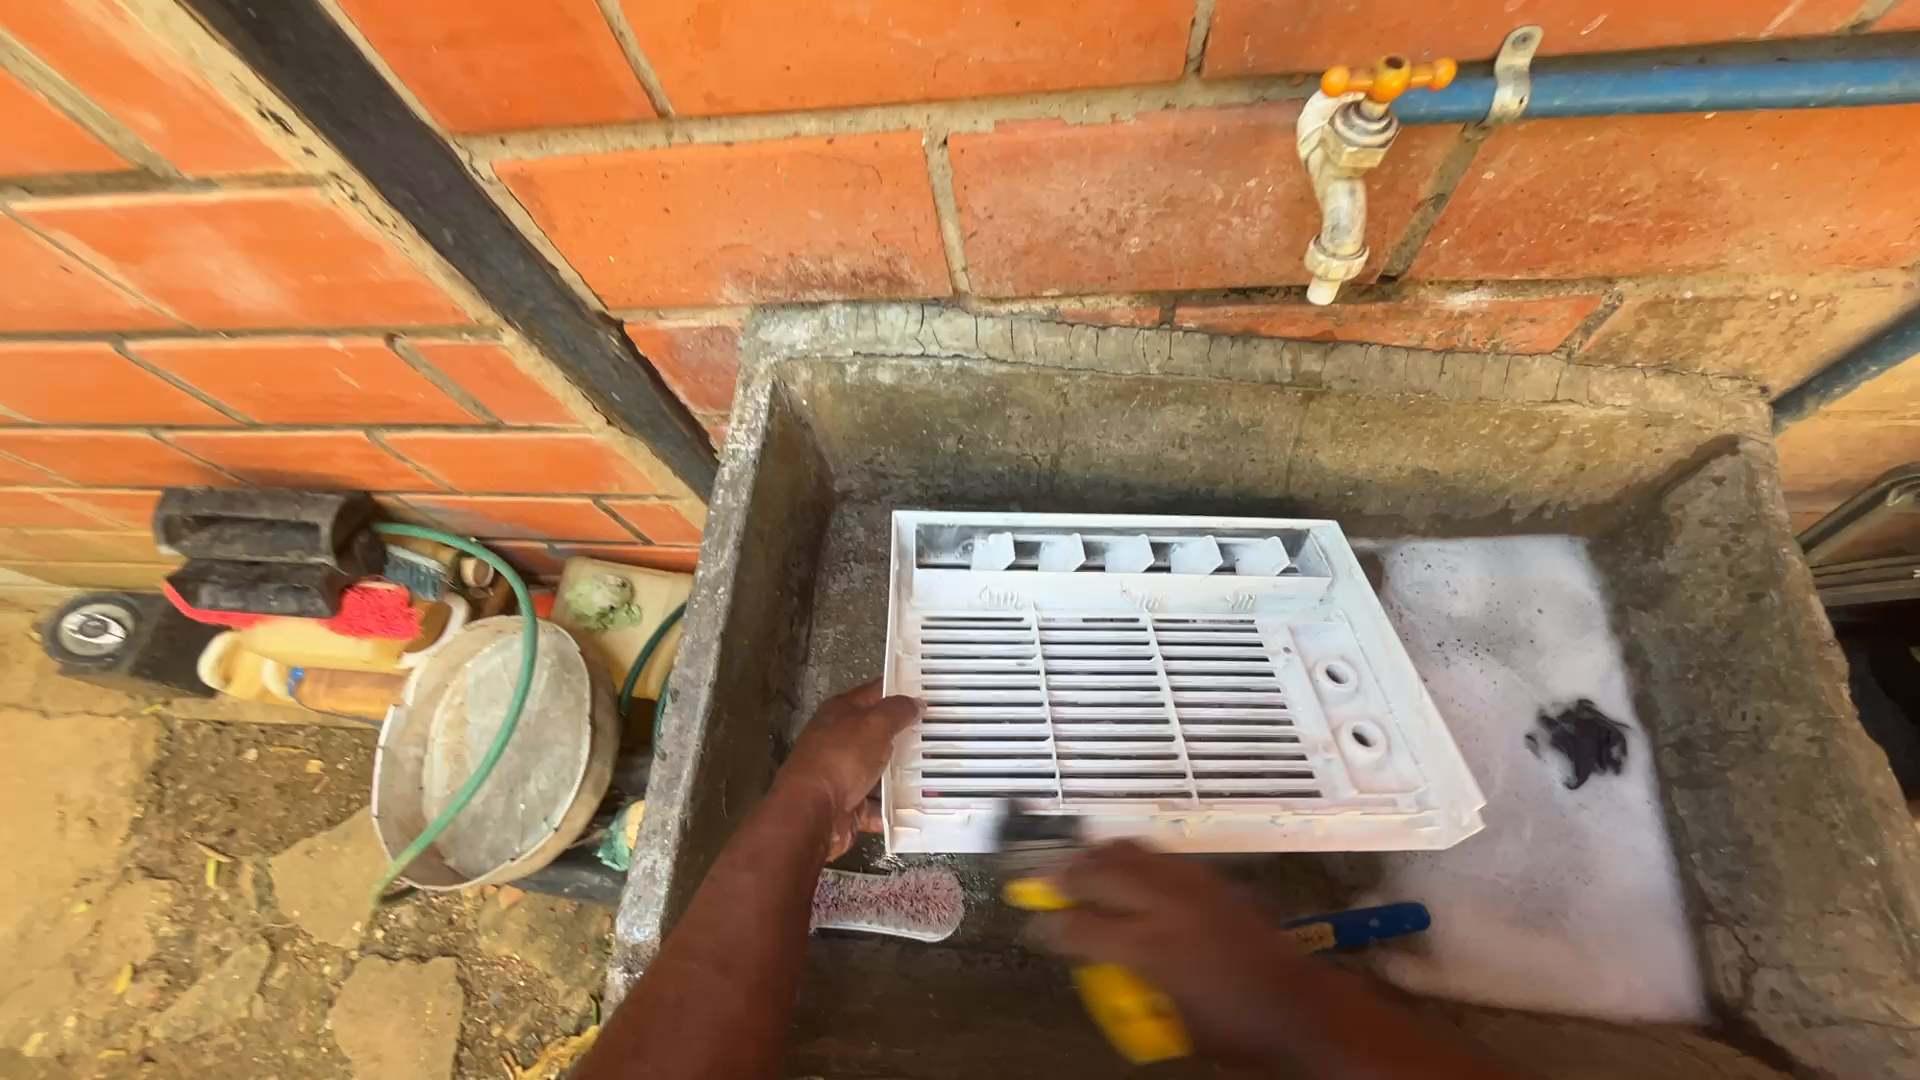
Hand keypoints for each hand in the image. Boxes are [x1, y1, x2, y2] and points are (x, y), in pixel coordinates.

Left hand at [773, 680, 922, 857]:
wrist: (812, 813)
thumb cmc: (841, 758)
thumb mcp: (874, 724)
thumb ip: (898, 710)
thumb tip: (916, 703)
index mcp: (841, 712)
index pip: (876, 694)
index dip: (902, 692)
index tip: (931, 696)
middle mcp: (839, 741)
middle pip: (880, 734)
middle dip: (908, 737)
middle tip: (943, 736)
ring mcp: (842, 774)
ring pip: (880, 772)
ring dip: (903, 777)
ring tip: (937, 774)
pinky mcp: (848, 805)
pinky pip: (877, 804)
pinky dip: (894, 808)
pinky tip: (919, 805)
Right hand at [1028, 841, 1310, 1062]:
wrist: (1297, 1004)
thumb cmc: (1232, 1024)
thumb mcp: (1170, 1018)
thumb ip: (1128, 980)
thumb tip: (1097, 956)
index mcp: (1151, 949)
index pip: (1083, 927)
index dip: (1051, 925)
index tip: (1035, 924)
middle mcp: (1164, 905)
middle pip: (1097, 874)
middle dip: (1063, 876)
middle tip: (1043, 883)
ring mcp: (1187, 883)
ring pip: (1125, 852)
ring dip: (1093, 856)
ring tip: (1076, 862)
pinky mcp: (1206, 875)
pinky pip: (1154, 852)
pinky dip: (1128, 853)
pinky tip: (1120, 860)